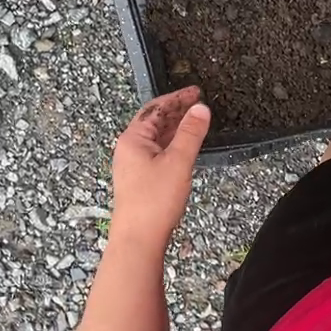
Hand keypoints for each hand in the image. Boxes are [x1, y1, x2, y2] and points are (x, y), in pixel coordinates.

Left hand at [109, 86, 210, 248]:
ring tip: (196, 122)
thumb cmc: (152, 202)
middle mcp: (129, 149)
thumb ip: (191, 133)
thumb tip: (200, 109)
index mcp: (133, 139)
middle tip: (198, 104)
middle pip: (155, 121)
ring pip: (157, 138)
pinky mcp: (140, 179)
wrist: (138, 239)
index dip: (177, 98)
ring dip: (176, 128)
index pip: (156, 108)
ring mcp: (134, 165)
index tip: (195, 92)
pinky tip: (185, 148)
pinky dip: (173, 145)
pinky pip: (158, 153)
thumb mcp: (178, 162)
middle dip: (177, 111)